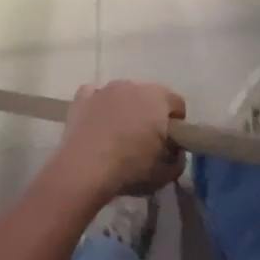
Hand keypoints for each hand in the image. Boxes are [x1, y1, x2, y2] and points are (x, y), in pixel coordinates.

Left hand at [45, 80, 185, 202]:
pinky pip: (95, 95)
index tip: (170, 143)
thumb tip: (174, 153)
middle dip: (150, 115)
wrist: (84, 170)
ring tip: (117, 137)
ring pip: (122, 95)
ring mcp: (105, 89)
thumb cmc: (131, 168)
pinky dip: (98, 106)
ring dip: (124, 110)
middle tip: (145, 142)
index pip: (177, 104)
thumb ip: (178, 160)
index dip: (177, 124)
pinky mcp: (82, 98)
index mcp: (158, 98)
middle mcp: (132, 85)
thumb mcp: (166, 174)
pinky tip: (96, 124)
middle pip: (149, 97)